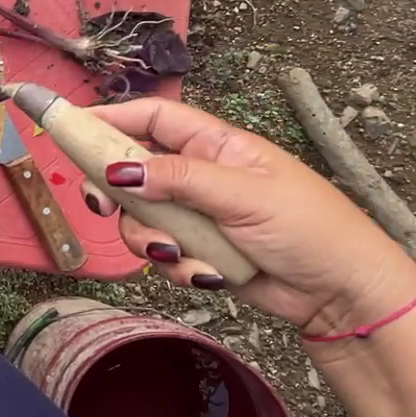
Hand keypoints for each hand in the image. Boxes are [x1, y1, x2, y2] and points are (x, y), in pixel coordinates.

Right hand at [87, 97, 415, 339]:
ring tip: (178, 254)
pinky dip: (175, 264)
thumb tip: (117, 169)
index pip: (151, 118)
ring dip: (149, 237)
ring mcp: (194, 213)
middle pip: (130, 168)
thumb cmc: (311, 230)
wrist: (346, 298)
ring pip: (138, 215)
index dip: (109, 118)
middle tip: (99, 204)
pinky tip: (205, 274)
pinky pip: (159, 250)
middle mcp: (197, 175)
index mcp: (214, 146)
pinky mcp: (194, 249)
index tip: (69, 126)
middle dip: (114, 189)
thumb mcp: (243, 196)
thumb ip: (178, 178)